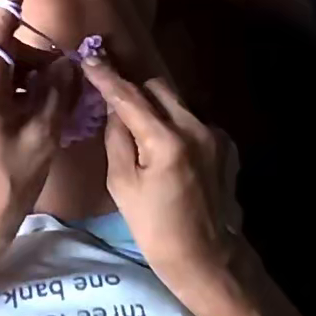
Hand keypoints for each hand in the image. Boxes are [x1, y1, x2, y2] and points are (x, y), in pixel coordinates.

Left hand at [0, 0, 79, 269]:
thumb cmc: (9, 180)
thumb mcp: (42, 135)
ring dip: (33, 79)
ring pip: (4, 73)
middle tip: (70, 81)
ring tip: (61, 102)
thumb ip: (56, 93)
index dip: (10, 4)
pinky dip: (22, 93)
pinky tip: (43, 113)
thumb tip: (66, 65)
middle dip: (39, 60)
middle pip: (6, 56)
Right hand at [81, 54, 235, 296]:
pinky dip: (174, 124)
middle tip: (112, 94)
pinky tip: (165, 147)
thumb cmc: (155, 228)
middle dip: (133, 87)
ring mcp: (215, 135)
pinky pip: (192, 121)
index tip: (89, 56)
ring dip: (154, 105)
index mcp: (166, 140)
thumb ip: (117, 138)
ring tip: (138, 125)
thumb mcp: (122, 185)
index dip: (106, 76)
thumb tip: (114, 108)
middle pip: (157, 87)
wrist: (208, 259)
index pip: (129, 96)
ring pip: (176, 102)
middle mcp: (196, 128)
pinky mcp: (226, 145)